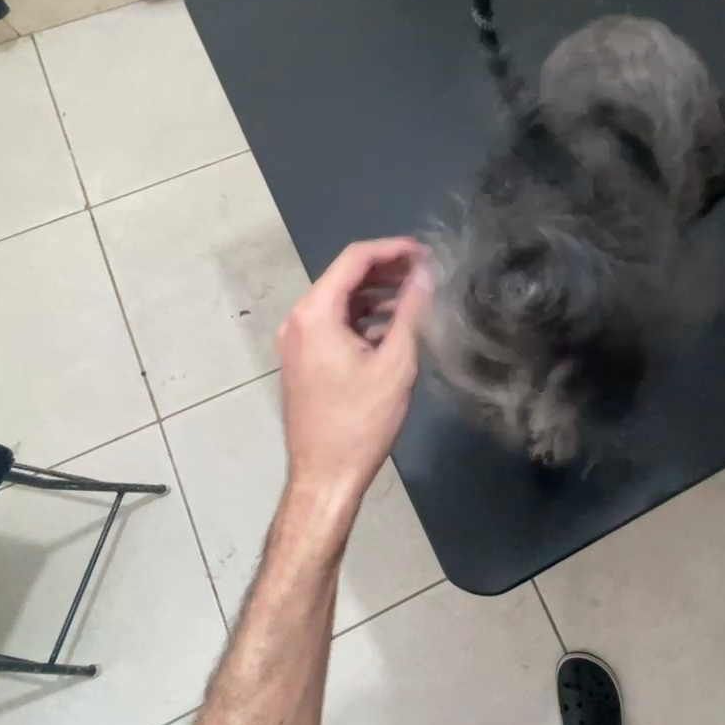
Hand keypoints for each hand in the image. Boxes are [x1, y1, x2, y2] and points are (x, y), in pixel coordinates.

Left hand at [276, 238, 430, 531]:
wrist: (325, 475)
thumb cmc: (361, 421)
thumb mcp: (396, 363)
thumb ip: (411, 312)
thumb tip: (427, 274)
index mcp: (316, 313)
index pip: (355, 259)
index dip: (393, 249)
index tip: (427, 253)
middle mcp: (298, 319)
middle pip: (344, 277)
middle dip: (387, 270)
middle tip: (426, 271)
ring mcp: (297, 340)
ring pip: (340, 301)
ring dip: (377, 294)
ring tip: (417, 296)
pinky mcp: (303, 359)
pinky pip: (334, 324)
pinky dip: (363, 318)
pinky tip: (393, 326)